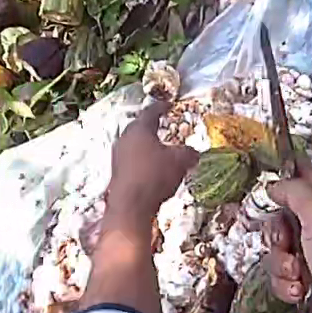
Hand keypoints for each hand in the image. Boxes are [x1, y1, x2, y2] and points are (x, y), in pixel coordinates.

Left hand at [104, 101, 196, 236]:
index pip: (151, 112)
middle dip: (152, 126)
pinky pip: (132, 159)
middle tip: (163, 125)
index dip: (161, 107)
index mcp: (140, 130)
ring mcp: (118, 156)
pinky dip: (143, 159)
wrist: (130, 207)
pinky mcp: (117, 173)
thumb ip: (189, 153)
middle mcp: (125, 139)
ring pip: (134, 144)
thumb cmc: (155, 176)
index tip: (169, 105)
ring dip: (147, 144)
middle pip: (139, 127)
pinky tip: (153, 168)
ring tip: (160, 149)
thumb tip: (194, 152)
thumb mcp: (180, 161)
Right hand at [267, 166, 311, 312]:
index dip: (282, 179)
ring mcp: (311, 255)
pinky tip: (300, 293)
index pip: (301, 175)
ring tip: (298, 277)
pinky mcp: (304, 283)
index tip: (267, 191)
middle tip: (288, 244)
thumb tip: (271, 185)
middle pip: (278, 219)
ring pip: (275, 252)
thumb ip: (295, 190)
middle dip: (277, 236)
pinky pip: (279, 278)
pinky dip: (287, 287)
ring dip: (282, 266)